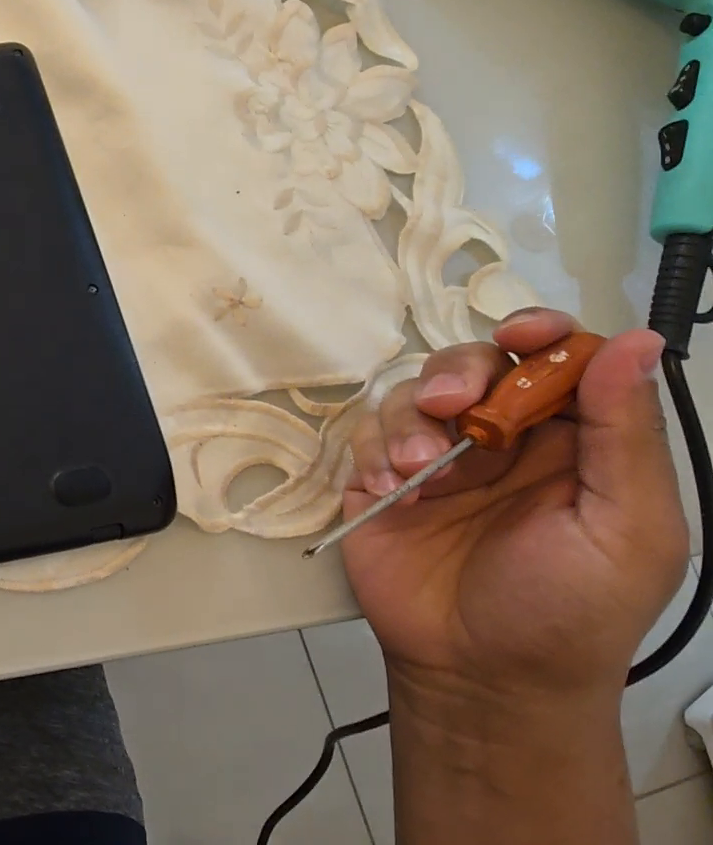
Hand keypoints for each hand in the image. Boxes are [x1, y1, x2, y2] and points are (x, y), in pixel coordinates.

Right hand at [342, 308, 687, 703]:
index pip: (561, 363)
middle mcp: (502, 441)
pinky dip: (372, 451)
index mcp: (575, 446)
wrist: (477, 668)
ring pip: (409, 394)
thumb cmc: (568, 606)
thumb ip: (624, 436)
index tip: (519, 333)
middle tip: (448, 405)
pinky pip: (364, 435)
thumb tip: (635, 342)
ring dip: (407, 422)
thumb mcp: (626, 526)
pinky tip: (389, 489)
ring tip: (415, 471)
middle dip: (456, 372)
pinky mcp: (378, 477)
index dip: (542, 334)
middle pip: (472, 365)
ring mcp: (435, 458)